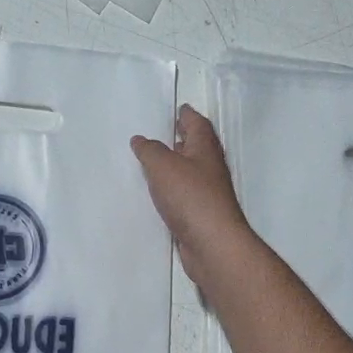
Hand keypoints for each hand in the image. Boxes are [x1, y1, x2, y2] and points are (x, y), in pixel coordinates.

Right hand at [130, 104, 250, 272]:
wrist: (211, 244)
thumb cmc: (190, 197)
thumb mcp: (163, 166)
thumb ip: (150, 150)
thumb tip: (140, 139)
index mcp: (205, 149)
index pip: (198, 124)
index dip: (188, 115)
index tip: (179, 108)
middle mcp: (209, 167)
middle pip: (197, 146)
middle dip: (183, 137)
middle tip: (165, 131)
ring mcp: (207, 192)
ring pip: (191, 170)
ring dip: (176, 163)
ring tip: (156, 159)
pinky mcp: (200, 213)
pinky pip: (184, 193)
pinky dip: (173, 187)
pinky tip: (159, 192)